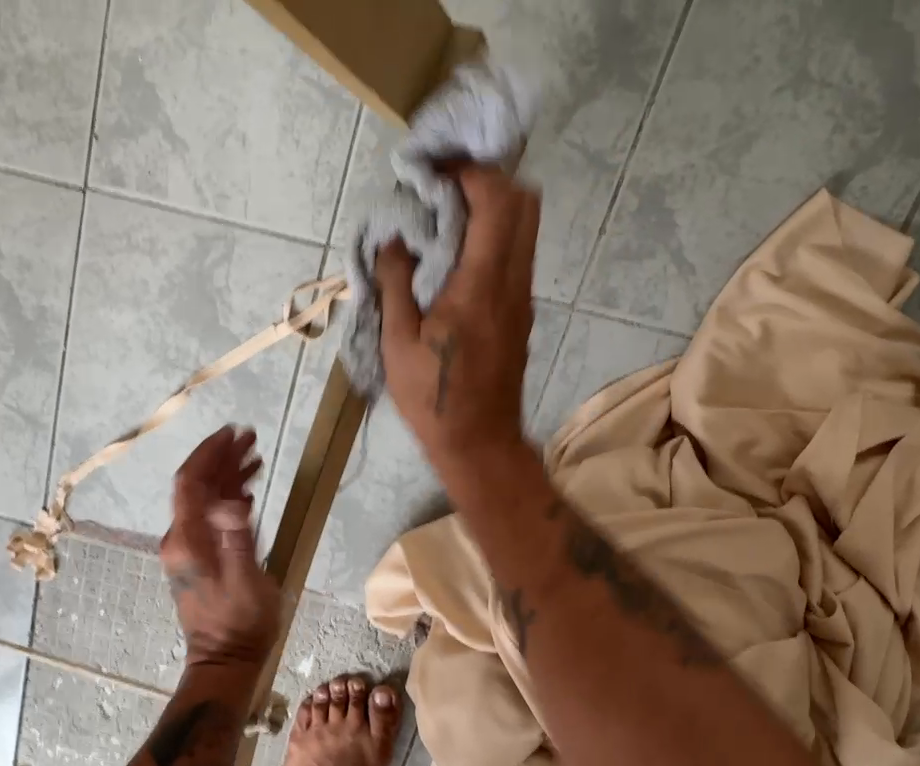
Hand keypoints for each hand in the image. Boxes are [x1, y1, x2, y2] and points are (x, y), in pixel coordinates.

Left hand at [160, 426, 279, 668]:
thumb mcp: (247, 581)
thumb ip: (238, 538)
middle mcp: (180, 539)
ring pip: (203, 501)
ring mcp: (187, 550)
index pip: (191, 482)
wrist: (225, 662)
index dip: (210, 453)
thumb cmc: (241, 624)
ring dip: (227, 477)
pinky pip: (208, 518)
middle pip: (197, 486)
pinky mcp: (197, 560)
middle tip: (251, 438)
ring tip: (256, 458)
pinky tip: (248, 495)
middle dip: (222, 459)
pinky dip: (227, 500)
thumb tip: (231, 500)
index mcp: (188, 539)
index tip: (233, 432)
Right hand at [376, 165, 541, 464]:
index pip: (495, 202)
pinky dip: (494, 236)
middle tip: (446, 188)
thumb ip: (396, 284)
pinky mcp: (521, 313)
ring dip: (493, 208)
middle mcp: (512, 282)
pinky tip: (458, 256)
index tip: (435, 171)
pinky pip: (517, 254)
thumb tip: (393, 240)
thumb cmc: (433, 397)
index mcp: (481, 285)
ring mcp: (522, 297)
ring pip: (526, 227)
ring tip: (448, 217)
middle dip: (488, 181)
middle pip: (524, 203)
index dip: (470, 173)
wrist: (479, 441)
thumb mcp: (398, 343)